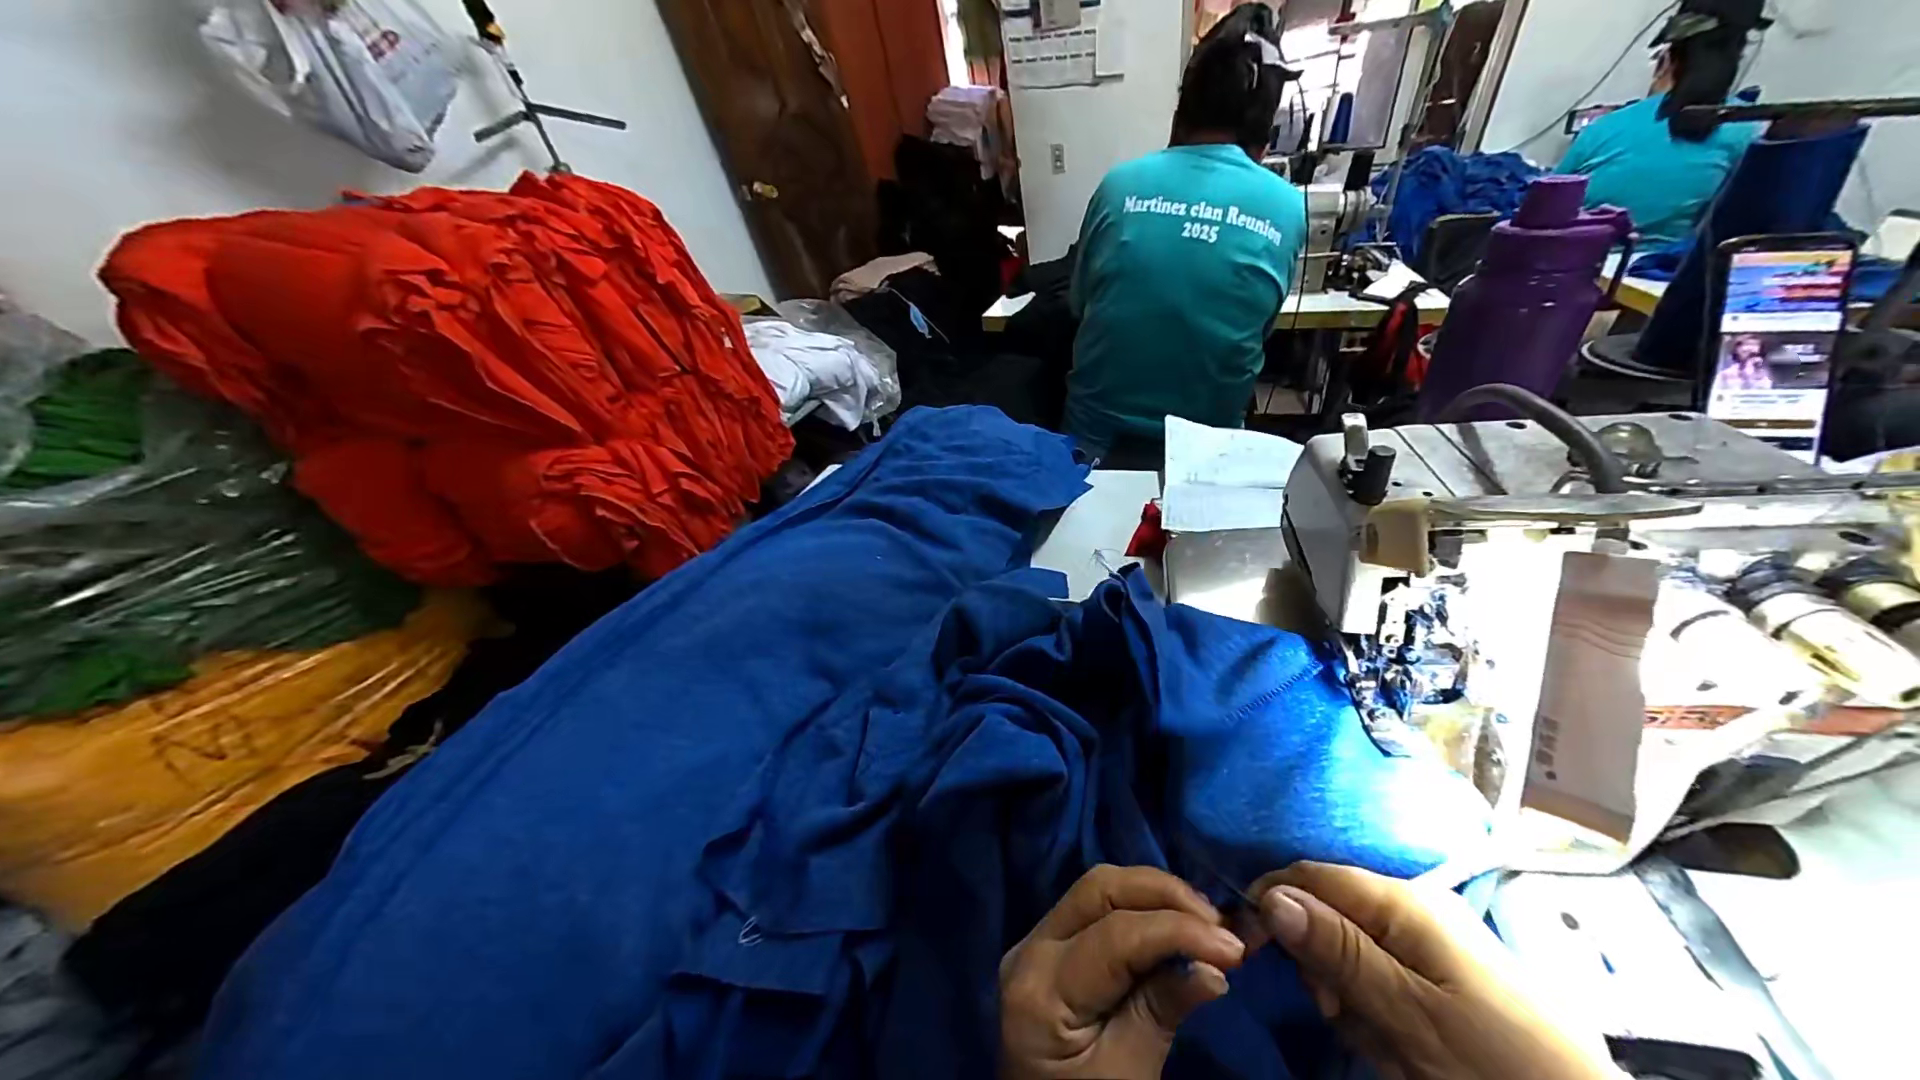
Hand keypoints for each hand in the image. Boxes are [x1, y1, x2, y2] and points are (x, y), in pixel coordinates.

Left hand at [999, 865, 1246, 1079]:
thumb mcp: (1129, 1073)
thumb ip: (1160, 1011)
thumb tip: (1213, 967)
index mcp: (1041, 989)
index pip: (1114, 936)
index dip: (1177, 930)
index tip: (1234, 946)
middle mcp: (1029, 949)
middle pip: (1098, 890)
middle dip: (1163, 893)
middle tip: (1219, 921)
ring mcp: (1033, 939)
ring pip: (1096, 887)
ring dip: (1153, 892)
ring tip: (1204, 919)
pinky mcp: (1046, 940)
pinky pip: (1092, 903)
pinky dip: (1137, 903)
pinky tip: (1172, 918)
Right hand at [1243, 862, 1616, 1079]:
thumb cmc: (1494, 1067)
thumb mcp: (1408, 1016)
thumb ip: (1338, 951)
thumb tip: (1270, 896)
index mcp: (1405, 902)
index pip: (1310, 875)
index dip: (1271, 902)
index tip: (1251, 949)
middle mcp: (1415, 905)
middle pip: (1328, 909)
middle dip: (1317, 959)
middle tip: (1336, 1013)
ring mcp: (1433, 938)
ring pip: (1351, 944)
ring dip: (1346, 989)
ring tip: (1375, 1036)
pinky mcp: (1446, 970)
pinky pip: (1382, 969)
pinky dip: (1375, 1002)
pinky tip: (1396, 1038)